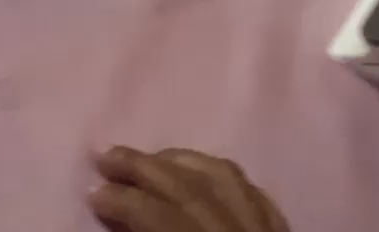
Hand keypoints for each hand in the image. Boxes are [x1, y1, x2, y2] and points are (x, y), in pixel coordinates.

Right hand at [89, 147, 289, 231]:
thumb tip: (120, 221)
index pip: (160, 216)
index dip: (123, 201)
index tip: (91, 191)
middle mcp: (240, 231)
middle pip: (189, 186)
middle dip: (141, 165)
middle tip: (102, 154)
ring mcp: (268, 230)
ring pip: (225, 176)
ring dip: (180, 160)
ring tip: (149, 157)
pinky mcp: (286, 231)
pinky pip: (257, 193)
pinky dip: (225, 176)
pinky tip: (203, 171)